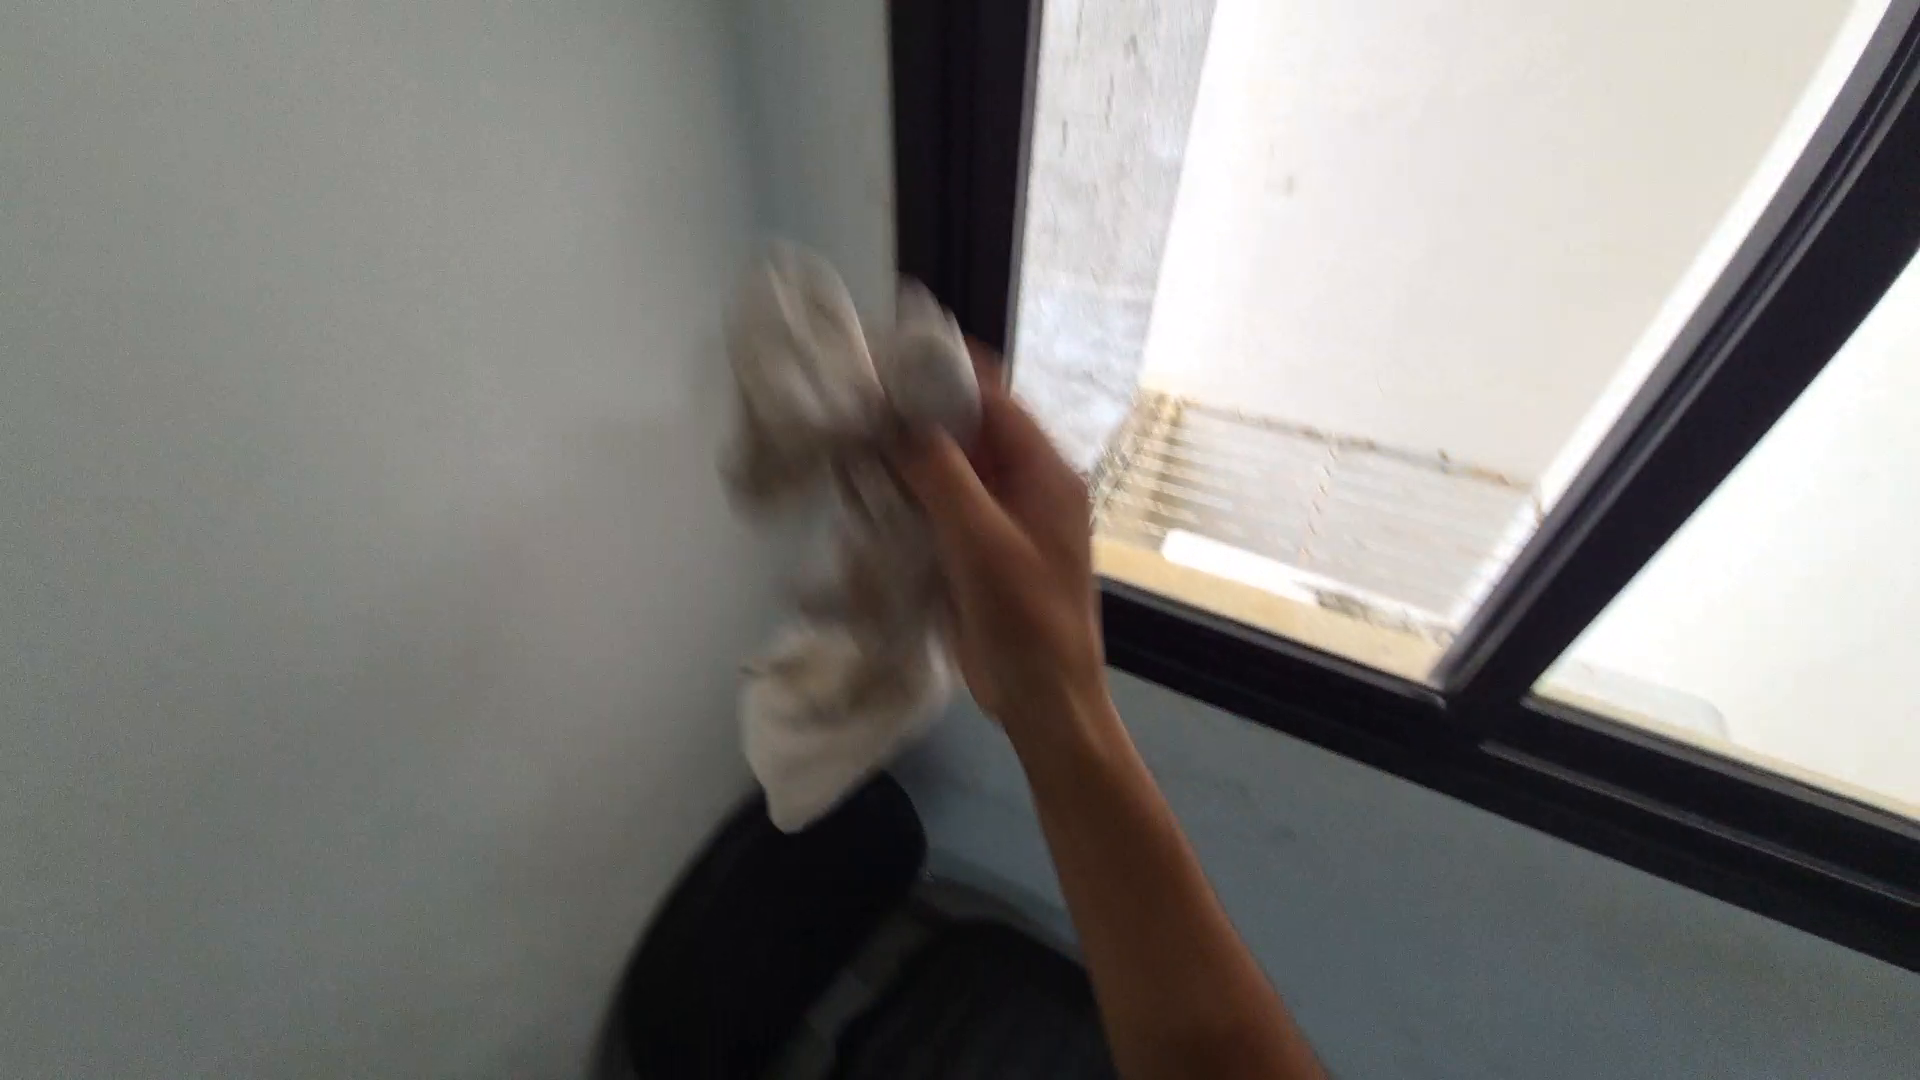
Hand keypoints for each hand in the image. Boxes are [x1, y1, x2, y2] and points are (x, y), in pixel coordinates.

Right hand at [894, 345, 1107, 740]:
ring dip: (910, 454)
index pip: (996, 401)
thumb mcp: (984, 543)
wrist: (1043, 700)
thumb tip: (901, 421)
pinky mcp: (977, 549)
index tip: (894, 353)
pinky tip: (870, 488)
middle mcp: (1026, 487)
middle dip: (919, 413)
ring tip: (854, 434)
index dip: (948, 372)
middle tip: (859, 397)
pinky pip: (942, 506)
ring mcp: (1001, 519)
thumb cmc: (1026, 622)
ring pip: (952, 468)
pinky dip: (910, 494)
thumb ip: (944, 477)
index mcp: (1045, 475)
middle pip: (971, 431)